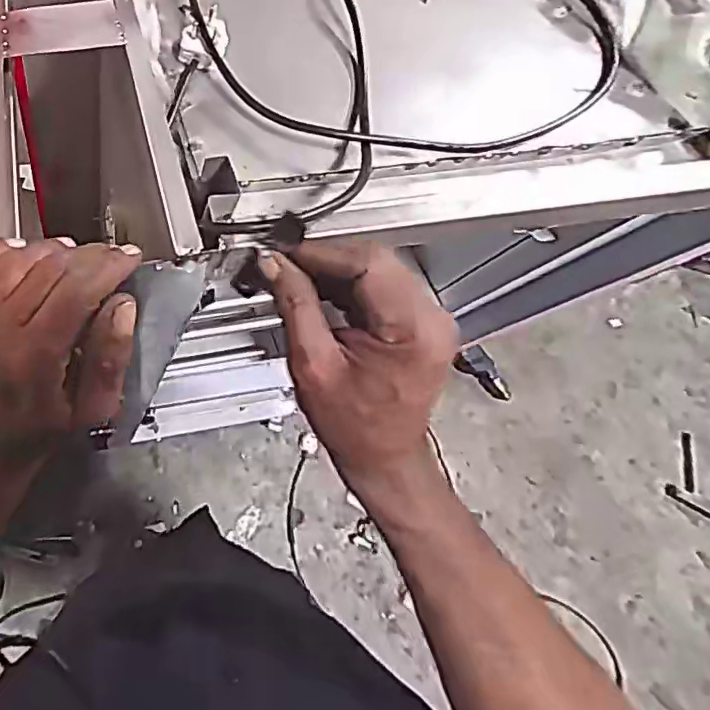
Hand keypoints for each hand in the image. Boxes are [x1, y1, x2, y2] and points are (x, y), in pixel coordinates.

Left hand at [0, 238, 139, 465]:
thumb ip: (111, 357)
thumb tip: (122, 305)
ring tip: (78, 260)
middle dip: (90, 255)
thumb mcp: (94, 407)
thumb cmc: (44, 427)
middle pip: (49, 267)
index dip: (108, 266)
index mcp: (32, 357)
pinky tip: (29, 253)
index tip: (129, 258)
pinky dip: (7, 248)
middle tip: (112, 258)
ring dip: (54, 250)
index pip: (75, 290)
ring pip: (19, 257)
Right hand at [259, 241, 458, 487]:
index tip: (287, 254)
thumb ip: (296, 305)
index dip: (320, 252)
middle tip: (287, 264)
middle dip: (326, 258)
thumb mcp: (313, 365)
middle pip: (374, 258)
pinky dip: (349, 282)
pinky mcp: (421, 319)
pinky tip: (323, 292)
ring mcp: (431, 317)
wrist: (383, 457)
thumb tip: (278, 266)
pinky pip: (382, 282)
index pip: (366, 262)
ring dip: (335, 268)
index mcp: (413, 330)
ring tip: (300, 279)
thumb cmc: (356, 428)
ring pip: (378, 265)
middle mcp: (432, 318)